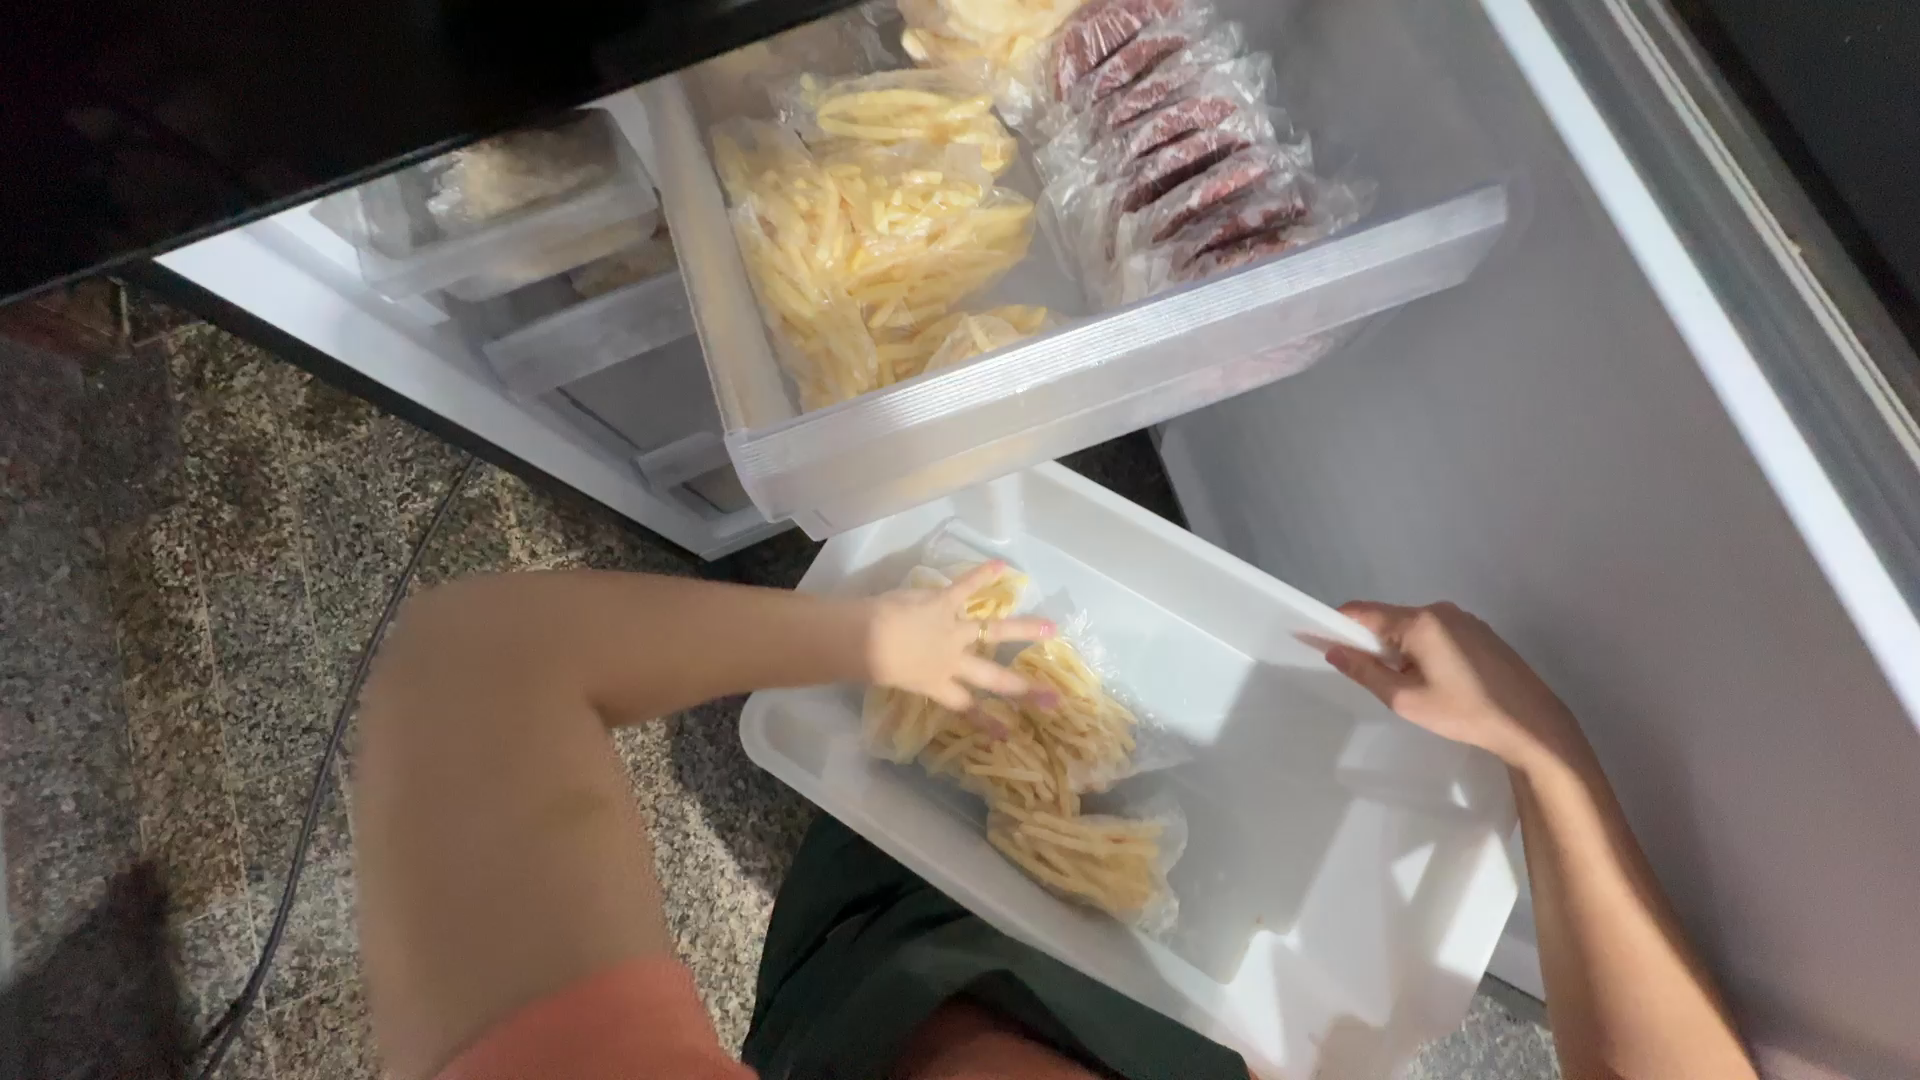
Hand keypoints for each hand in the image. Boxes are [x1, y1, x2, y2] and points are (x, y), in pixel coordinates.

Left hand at [862, 562, 1055, 712]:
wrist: (864, 641)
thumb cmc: (866, 664)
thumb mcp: (891, 676)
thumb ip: (906, 672)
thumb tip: (905, 666)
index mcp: (936, 683)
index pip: (966, 706)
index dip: (987, 721)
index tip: (1009, 735)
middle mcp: (952, 661)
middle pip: (994, 678)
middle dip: (1025, 688)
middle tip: (1054, 698)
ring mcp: (952, 631)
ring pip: (995, 631)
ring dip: (1024, 628)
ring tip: (1051, 627)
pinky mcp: (943, 604)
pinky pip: (966, 588)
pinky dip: (982, 575)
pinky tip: (1002, 565)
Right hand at [1324, 601, 1582, 770]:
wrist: (1534, 726)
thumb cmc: (1464, 712)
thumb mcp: (1404, 699)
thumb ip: (1364, 671)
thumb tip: (1333, 650)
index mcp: (1418, 622)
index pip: (1361, 611)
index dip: (1336, 625)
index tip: (1321, 642)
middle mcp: (1439, 610)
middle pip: (1386, 618)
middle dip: (1372, 643)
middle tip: (1375, 678)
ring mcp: (1463, 618)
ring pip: (1411, 627)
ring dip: (1399, 648)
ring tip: (1413, 685)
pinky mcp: (1480, 631)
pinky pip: (1434, 632)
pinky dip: (1422, 649)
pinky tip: (1438, 680)